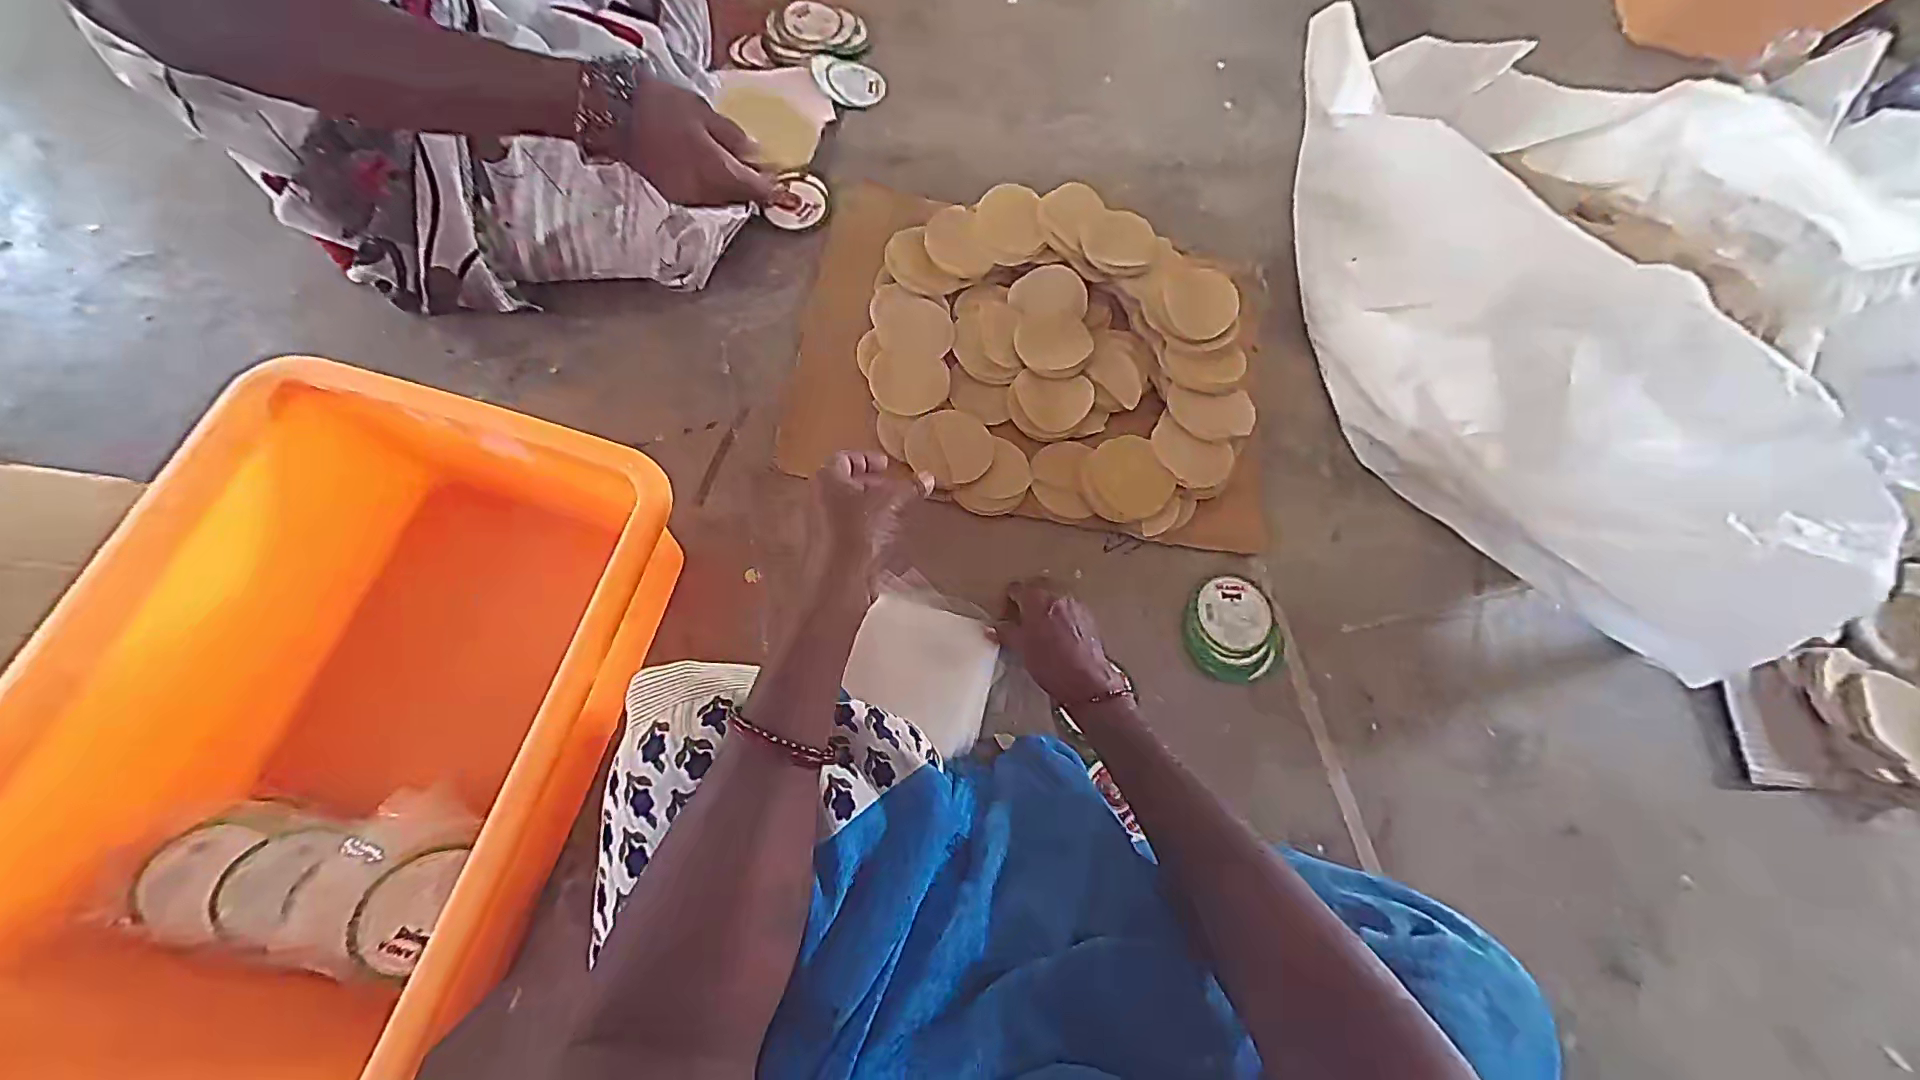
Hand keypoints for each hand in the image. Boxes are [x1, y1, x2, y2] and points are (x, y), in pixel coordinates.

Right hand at [619, 71, 796, 208]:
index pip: (756, 190)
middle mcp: (706, 194)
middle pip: (741, 199)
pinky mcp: (674, 196)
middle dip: (754, 188)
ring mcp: (688, 198)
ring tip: (741, 171)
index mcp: (718, 173)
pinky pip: (705, 198)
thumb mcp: (704, 112)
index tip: (784, 186)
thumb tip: (756, 154)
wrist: (613, 114)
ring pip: (723, 201)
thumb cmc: (661, 107)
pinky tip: (715, 173)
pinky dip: (715, 188)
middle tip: (765, 174)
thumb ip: (734, 138)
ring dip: (734, 189)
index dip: (773, 189)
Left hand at [811, 450, 932, 594]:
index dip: (867, 459)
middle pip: (844, 481)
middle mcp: (817, 496)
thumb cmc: (858, 528)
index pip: (845, 457)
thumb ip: (909, 488)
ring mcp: (818, 521)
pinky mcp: (825, 543)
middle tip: (891, 486)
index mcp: (827, 478)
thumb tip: (928, 477)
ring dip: (867, 502)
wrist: (838, 575)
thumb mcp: (889, 502)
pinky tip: (881, 532)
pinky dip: (862, 521)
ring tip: (890, 508)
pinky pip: (844, 524)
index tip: (885, 466)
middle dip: (869, 482)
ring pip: (844, 503)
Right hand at [997, 579, 1127, 703]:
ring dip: (1045, 604)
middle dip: (1028, 598)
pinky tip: (1057, 632)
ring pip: (1055, 595)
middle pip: (1037, 586)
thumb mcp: (1021, 648)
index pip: (1016, 588)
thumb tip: (995, 627)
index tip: (1005, 613)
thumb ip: (1006, 632)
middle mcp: (1057, 594)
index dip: (1008, 600)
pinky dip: (1060, 613)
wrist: (1087, 680)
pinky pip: (1068, 606)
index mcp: (1036, 598)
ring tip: (1039, 625)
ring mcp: (1075, 603)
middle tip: (1020, 616)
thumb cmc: (1050, 663)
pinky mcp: (1088, 616)